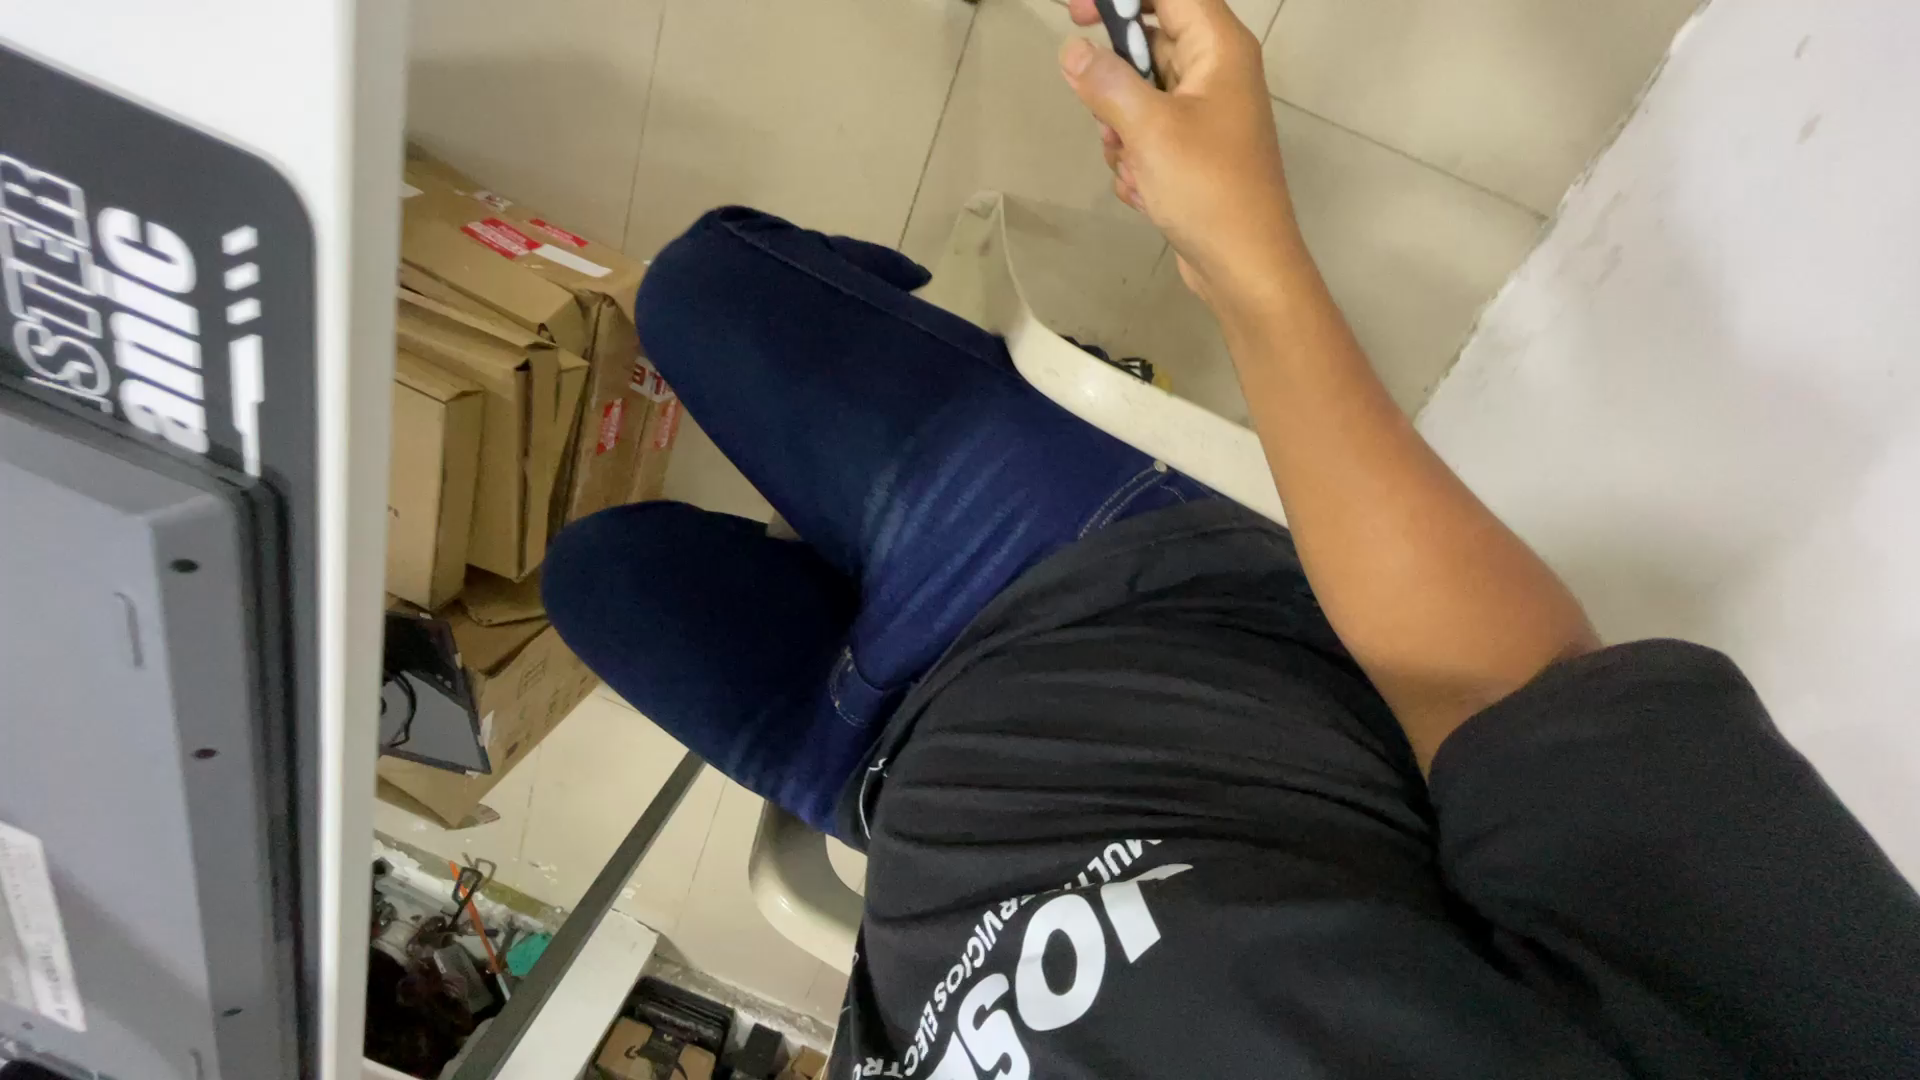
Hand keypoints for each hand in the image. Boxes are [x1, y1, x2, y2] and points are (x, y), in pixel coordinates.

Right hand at [1061, 0, 1301, 309]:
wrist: (1241, 264)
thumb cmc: (1206, 188)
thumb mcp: (1149, 130)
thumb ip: (1107, 84)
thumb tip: (1073, 52)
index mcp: (1218, 48)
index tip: (1073, 14)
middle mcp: (1214, 74)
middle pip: (1147, 50)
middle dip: (1116, 90)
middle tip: (1110, 124)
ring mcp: (1203, 118)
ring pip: (1140, 103)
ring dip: (1122, 136)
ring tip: (1136, 168)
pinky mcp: (1192, 157)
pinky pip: (1148, 143)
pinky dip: (1137, 166)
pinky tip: (1147, 193)